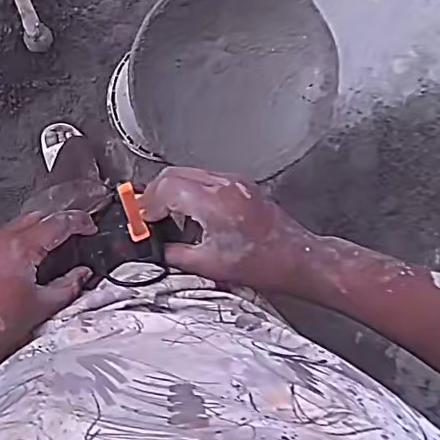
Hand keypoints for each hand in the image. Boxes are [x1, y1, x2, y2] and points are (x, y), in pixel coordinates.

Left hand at [0, 210, 96, 372]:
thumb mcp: (43, 306)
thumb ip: (68, 285)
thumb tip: (82, 274)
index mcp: (19, 248)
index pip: (56, 223)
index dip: (78, 222)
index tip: (89, 226)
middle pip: (36, 218)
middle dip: (57, 223)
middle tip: (73, 237)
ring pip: (17, 225)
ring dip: (36, 231)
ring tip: (51, 250)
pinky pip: (0, 238)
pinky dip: (17, 242)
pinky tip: (25, 261)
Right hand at [140, 167, 321, 294]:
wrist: (298, 259)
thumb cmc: (264, 264)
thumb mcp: (209, 265)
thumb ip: (175, 254)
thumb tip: (157, 247)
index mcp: (215, 203)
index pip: (165, 188)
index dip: (147, 204)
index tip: (141, 219)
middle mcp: (225, 185)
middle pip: (172, 174)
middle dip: (153, 194)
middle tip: (146, 215)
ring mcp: (234, 182)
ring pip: (187, 173)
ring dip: (169, 191)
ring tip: (166, 215)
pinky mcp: (240, 185)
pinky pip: (203, 178)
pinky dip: (187, 191)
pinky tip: (189, 214)